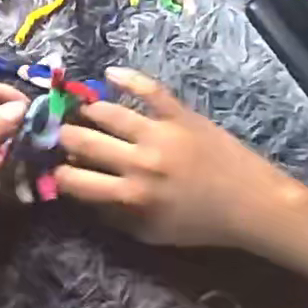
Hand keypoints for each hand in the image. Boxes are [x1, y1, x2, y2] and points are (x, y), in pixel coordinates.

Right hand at [54, 68, 307, 249]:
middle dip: (64, 137)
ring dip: (88, 110)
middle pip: (84, 141)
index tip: (55, 167)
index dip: (58, 173)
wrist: (252, 204)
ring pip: (108, 113)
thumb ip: (115, 215)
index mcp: (131, 195)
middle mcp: (138, 161)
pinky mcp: (180, 115)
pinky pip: (149, 90)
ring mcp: (159, 133)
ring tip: (79, 109)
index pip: (76, 180)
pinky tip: (109, 74)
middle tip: (59, 133)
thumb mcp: (152, 232)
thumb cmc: (200, 224)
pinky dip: (128, 78)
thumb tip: (84, 194)